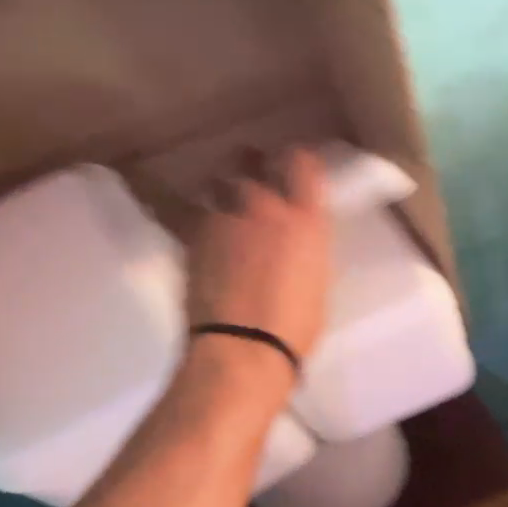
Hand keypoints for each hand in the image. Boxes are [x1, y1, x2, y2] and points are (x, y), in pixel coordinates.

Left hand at [185, 146, 331, 366]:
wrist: (243, 346)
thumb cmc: (297, 324)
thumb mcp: (316, 278)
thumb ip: (303, 245)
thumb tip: (293, 237)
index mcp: (305, 218)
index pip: (300, 162)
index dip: (297, 162)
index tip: (297, 169)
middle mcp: (262, 205)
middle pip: (249, 160)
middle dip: (251, 164)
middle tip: (255, 178)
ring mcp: (221, 217)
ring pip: (216, 183)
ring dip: (223, 189)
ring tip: (226, 206)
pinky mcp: (190, 235)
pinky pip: (192, 212)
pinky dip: (200, 217)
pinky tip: (206, 233)